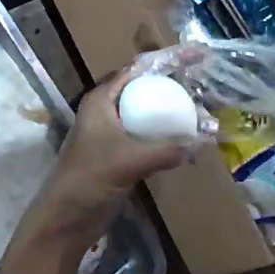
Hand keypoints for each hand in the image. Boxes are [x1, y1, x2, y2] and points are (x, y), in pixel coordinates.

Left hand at [34, 71, 196, 240]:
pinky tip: (192, 141)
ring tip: (207, 112)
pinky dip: (170, 137)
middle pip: (146, 89)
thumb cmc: (89, 179)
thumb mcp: (128, 160)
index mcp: (102, 99)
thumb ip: (166, 149)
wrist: (66, 219)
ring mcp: (114, 133)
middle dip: (175, 87)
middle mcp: (108, 110)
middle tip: (207, 84)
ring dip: (175, 114)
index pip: (139, 70)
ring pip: (149, 114)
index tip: (198, 54)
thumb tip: (205, 140)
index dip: (168, 60)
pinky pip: (150, 138)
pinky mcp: (121, 155)